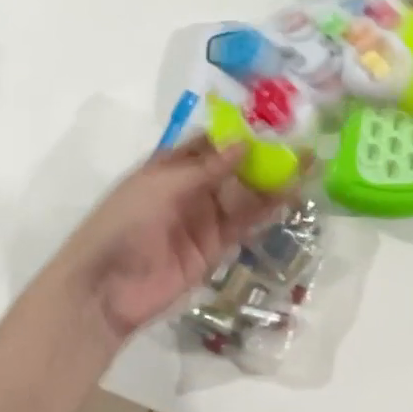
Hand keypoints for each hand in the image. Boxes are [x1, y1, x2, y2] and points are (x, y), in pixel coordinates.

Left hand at [50, 135, 289, 340]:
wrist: (104, 290)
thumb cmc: (123, 225)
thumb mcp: (160, 187)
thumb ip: (205, 169)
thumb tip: (244, 144)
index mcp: (170, 165)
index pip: (211, 142)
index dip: (240, 131)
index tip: (274, 121)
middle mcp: (190, 188)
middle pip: (234, 167)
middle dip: (265, 156)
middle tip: (302, 142)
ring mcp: (204, 218)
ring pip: (245, 194)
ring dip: (274, 181)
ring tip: (308, 165)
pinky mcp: (214, 248)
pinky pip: (244, 224)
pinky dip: (268, 210)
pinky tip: (291, 195)